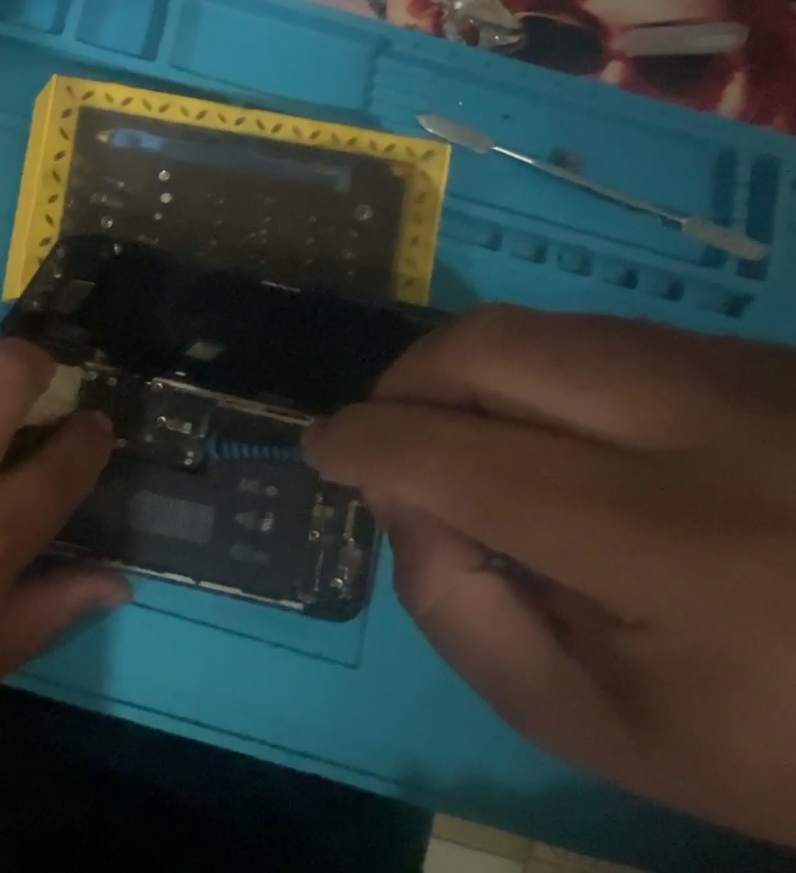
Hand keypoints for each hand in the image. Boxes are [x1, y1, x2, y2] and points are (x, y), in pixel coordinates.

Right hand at [304, 306, 795, 845]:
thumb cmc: (773, 740)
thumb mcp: (582, 717)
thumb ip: (452, 608)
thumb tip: (398, 498)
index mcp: (676, 551)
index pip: (452, 455)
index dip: (360, 442)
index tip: (321, 450)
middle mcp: (726, 437)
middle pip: (494, 349)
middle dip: (404, 381)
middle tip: (391, 433)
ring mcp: (770, 386)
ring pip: (550, 330)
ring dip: (470, 376)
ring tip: (474, 439)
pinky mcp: (789, 367)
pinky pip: (614, 340)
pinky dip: (548, 378)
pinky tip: (571, 440)